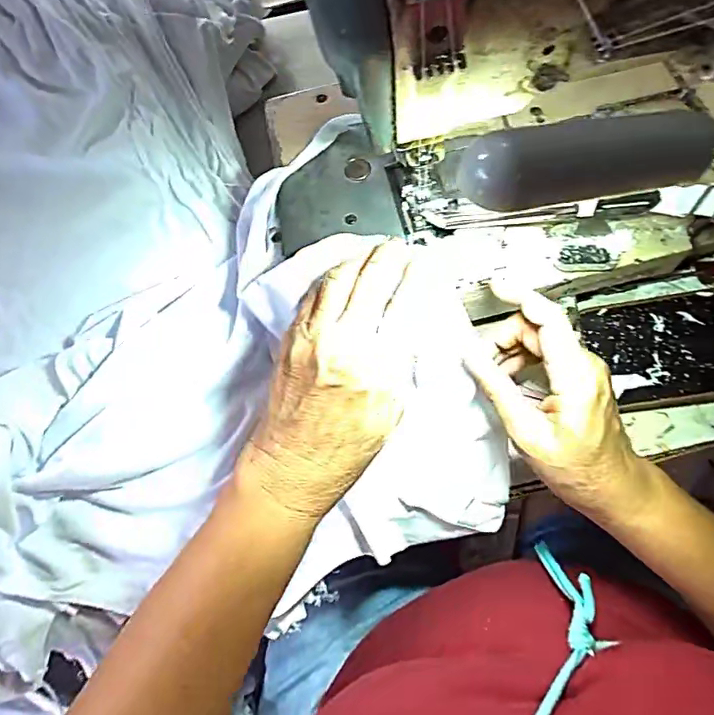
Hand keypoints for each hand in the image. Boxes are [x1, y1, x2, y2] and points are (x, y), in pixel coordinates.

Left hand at [239, 241, 426, 521]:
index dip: (416, 279)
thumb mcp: (391, 415)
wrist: (290, 467)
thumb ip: (400, 368)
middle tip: (399, 248)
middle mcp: (342, 347)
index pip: (403, 307)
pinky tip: (340, 273)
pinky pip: (312, 296)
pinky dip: (329, 278)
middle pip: (370, 283)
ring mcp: (312, 339)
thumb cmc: (340, 454)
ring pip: (337, 281)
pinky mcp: (291, 339)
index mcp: (375, 370)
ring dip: (358, 259)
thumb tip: (407, 332)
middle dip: (388, 258)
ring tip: (371, 250)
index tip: (423, 266)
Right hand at [465, 279, 649, 515]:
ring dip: (511, 351)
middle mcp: (585, 365)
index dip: (520, 296)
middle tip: (482, 362)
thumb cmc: (580, 470)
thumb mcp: (528, 433)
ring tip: (494, 377)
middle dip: (504, 338)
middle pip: (537, 328)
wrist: (612, 487)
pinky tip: (510, 382)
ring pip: (540, 340)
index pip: (548, 318)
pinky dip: (523, 361)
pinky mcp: (581, 375)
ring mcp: (585, 369)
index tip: (496, 286)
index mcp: (576, 376)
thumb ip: (498, 389)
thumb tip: (473, 358)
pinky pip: (547, 354)